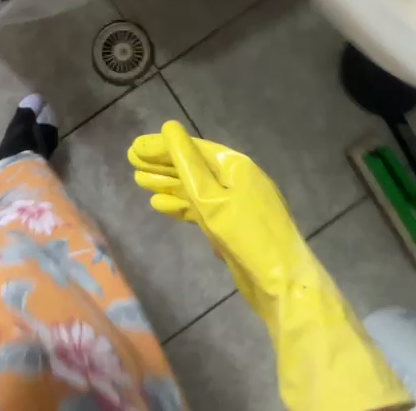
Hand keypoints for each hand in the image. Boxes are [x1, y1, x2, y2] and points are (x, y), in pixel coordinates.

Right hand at [130, 122, 410, 410]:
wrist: (284, 286)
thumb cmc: (247, 236)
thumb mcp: (211, 198)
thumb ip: (186, 164)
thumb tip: (169, 128)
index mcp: (236, 166)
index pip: (192, 148)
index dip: (162, 146)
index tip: (135, 147)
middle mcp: (237, 179)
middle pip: (193, 165)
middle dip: (162, 163)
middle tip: (131, 160)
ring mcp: (236, 204)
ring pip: (195, 188)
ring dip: (167, 184)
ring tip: (138, 180)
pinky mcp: (233, 226)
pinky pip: (202, 209)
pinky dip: (181, 206)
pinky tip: (159, 205)